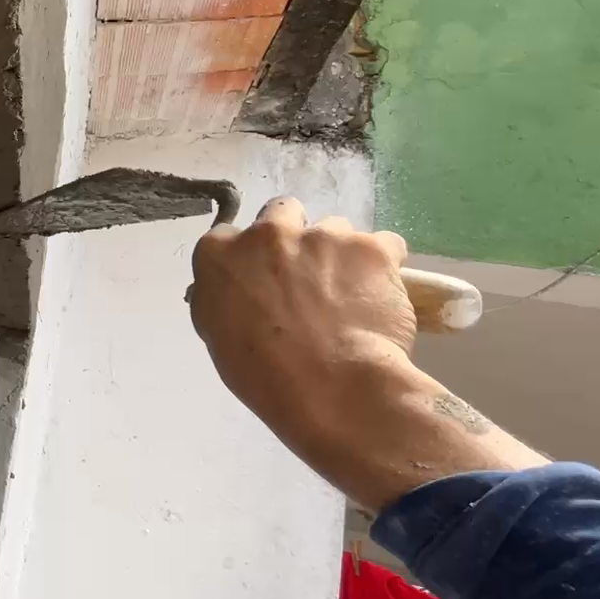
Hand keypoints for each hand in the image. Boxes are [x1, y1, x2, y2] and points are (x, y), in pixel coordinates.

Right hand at [188, 198, 544, 510]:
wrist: (330, 385)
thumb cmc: (258, 369)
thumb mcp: (215, 330)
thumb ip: (221, 296)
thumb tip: (234, 289)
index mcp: (217, 254)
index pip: (226, 237)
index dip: (245, 257)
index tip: (257, 278)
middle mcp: (265, 233)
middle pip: (281, 213)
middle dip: (291, 235)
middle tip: (302, 273)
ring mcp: (321, 235)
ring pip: (334, 229)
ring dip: (337, 252)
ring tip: (348, 292)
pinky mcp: (373, 247)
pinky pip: (384, 245)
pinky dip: (382, 265)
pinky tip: (379, 295)